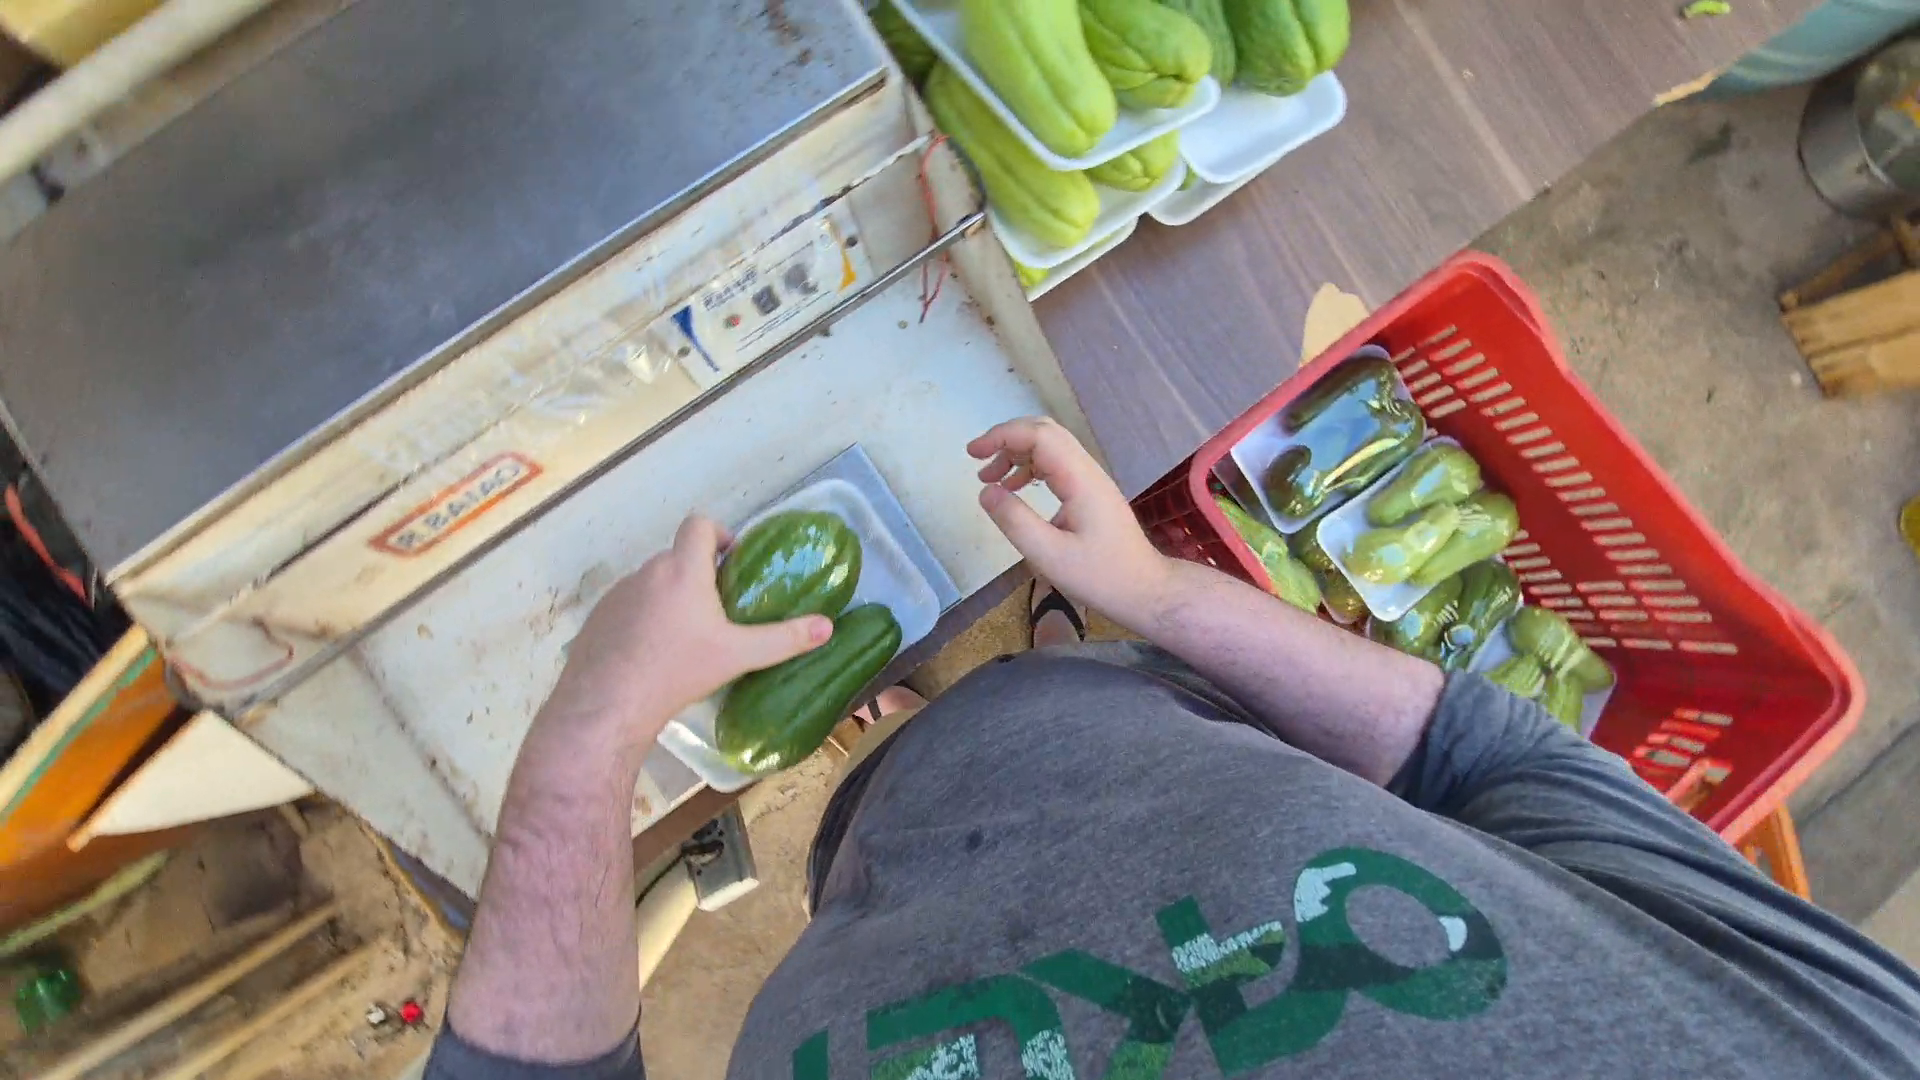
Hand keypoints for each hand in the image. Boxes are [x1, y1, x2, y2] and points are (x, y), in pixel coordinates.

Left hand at [543, 515, 832, 747]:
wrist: (606, 706)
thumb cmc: (677, 671)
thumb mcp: (739, 655)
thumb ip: (784, 638)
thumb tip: (827, 627)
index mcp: (683, 570)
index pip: (699, 524)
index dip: (719, 533)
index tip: (733, 560)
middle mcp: (647, 572)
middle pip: (678, 556)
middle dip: (700, 573)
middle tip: (720, 608)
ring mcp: (617, 594)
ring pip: (652, 582)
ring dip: (671, 595)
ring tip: (687, 634)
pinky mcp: (597, 618)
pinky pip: (628, 605)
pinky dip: (644, 616)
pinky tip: (653, 652)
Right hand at [969, 417, 1174, 628]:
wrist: (1144, 590)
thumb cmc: (1099, 576)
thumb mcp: (1049, 556)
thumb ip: (1015, 521)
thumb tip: (985, 490)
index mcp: (1079, 479)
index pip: (1039, 436)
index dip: (1002, 436)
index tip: (973, 453)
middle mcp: (1087, 471)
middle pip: (1045, 432)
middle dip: (1007, 438)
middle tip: (977, 459)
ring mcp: (1091, 480)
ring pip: (1050, 447)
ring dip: (1017, 454)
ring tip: (989, 479)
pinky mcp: (1090, 492)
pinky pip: (1057, 465)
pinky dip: (1030, 468)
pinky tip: (1013, 489)